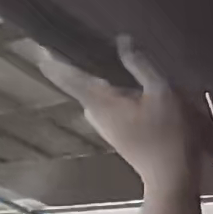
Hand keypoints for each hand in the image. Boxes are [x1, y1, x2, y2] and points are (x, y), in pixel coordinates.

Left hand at [39, 37, 196, 190]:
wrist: (172, 176)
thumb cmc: (169, 133)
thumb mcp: (163, 92)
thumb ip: (141, 66)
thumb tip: (123, 41)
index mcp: (99, 100)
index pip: (64, 73)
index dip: (51, 55)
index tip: (40, 37)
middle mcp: (94, 113)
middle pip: (78, 83)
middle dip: (78, 62)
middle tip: (81, 37)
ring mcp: (104, 126)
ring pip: (94, 94)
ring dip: (97, 77)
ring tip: (105, 56)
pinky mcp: (116, 133)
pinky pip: (106, 104)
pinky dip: (110, 91)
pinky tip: (127, 85)